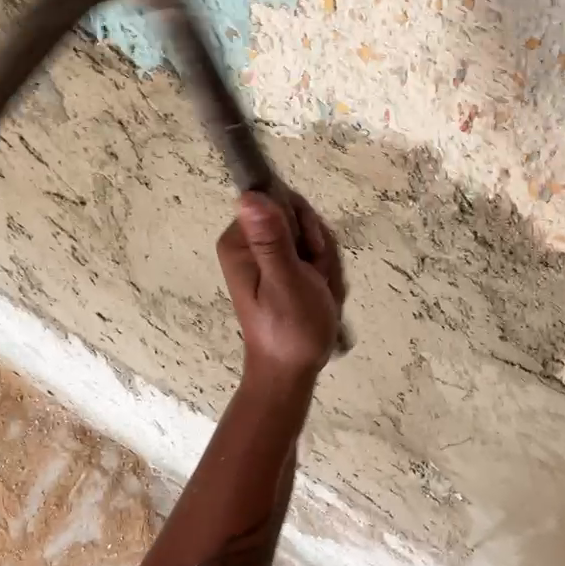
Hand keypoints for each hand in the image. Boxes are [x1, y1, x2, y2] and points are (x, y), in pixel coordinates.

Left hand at [216, 189, 346, 385]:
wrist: (293, 370)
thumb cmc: (290, 331)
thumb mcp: (285, 282)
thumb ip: (272, 240)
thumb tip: (250, 195)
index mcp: (239, 242)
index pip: (280, 201)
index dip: (304, 225)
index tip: (310, 254)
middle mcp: (248, 243)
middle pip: (299, 217)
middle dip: (319, 248)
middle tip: (315, 280)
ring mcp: (267, 255)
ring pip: (313, 236)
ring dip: (325, 264)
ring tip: (318, 292)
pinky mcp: (282, 268)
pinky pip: (315, 253)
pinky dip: (325, 274)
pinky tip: (320, 295)